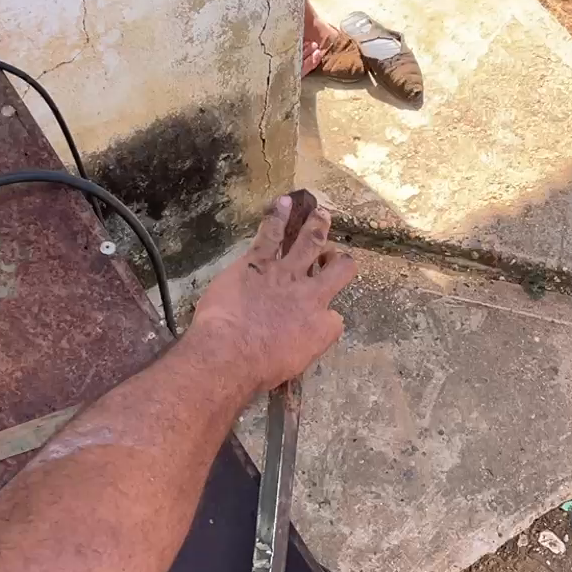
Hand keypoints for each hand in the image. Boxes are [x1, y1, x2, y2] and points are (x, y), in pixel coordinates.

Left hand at [186, 193, 357, 394]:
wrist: (232, 352)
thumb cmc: (259, 368)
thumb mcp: (292, 366)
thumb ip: (302, 347)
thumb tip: (299, 341)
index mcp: (321, 326)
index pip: (335, 318)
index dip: (328, 319)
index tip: (320, 320)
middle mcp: (311, 294)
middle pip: (338, 270)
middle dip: (339, 260)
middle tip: (338, 253)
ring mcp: (285, 273)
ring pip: (308, 242)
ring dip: (317, 226)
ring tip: (322, 213)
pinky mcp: (257, 262)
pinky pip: (271, 234)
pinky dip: (278, 216)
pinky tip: (283, 202)